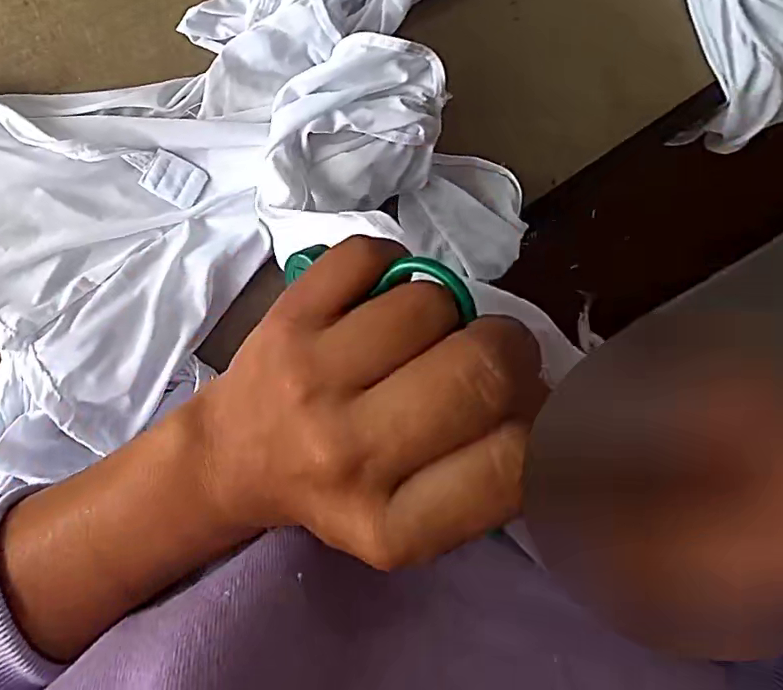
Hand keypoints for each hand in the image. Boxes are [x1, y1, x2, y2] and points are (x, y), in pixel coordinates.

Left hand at [192, 235, 547, 569]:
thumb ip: (487, 467)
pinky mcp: (286, 316)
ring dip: (445, 310)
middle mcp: (348, 454)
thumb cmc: (340, 483)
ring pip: (431, 302)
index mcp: (392, 526)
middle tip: (488, 351)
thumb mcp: (416, 517)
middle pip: (482, 365)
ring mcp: (311, 378)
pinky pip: (372, 256)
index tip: (524, 401)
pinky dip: (392, 264)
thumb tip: (546, 385)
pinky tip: (380, 296)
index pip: (514, 460)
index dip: (539, 414)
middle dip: (507, 346)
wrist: (236, 453)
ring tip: (423, 333)